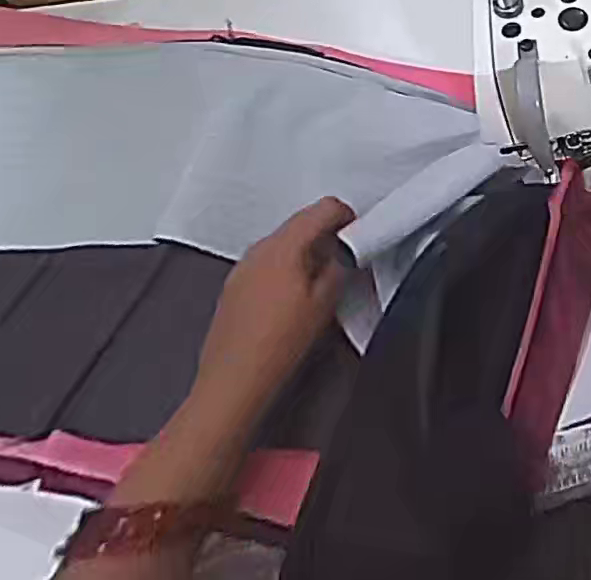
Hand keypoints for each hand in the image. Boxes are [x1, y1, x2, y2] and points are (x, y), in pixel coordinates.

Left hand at [192, 197, 353, 413]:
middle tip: (346, 256)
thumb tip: (343, 250)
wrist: (232, 382)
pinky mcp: (234, 284)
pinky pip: (268, 259)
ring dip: (307, 248)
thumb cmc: (280, 343)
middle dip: (327, 232)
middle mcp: (259, 248)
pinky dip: (287, 263)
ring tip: (321, 279)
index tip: (358, 233)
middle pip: (302, 220)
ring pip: (285, 240)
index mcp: (284, 246)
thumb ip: (340, 264)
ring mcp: (243, 266)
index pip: (323, 208)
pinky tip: (294, 294)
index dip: (347, 216)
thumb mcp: (326, 301)